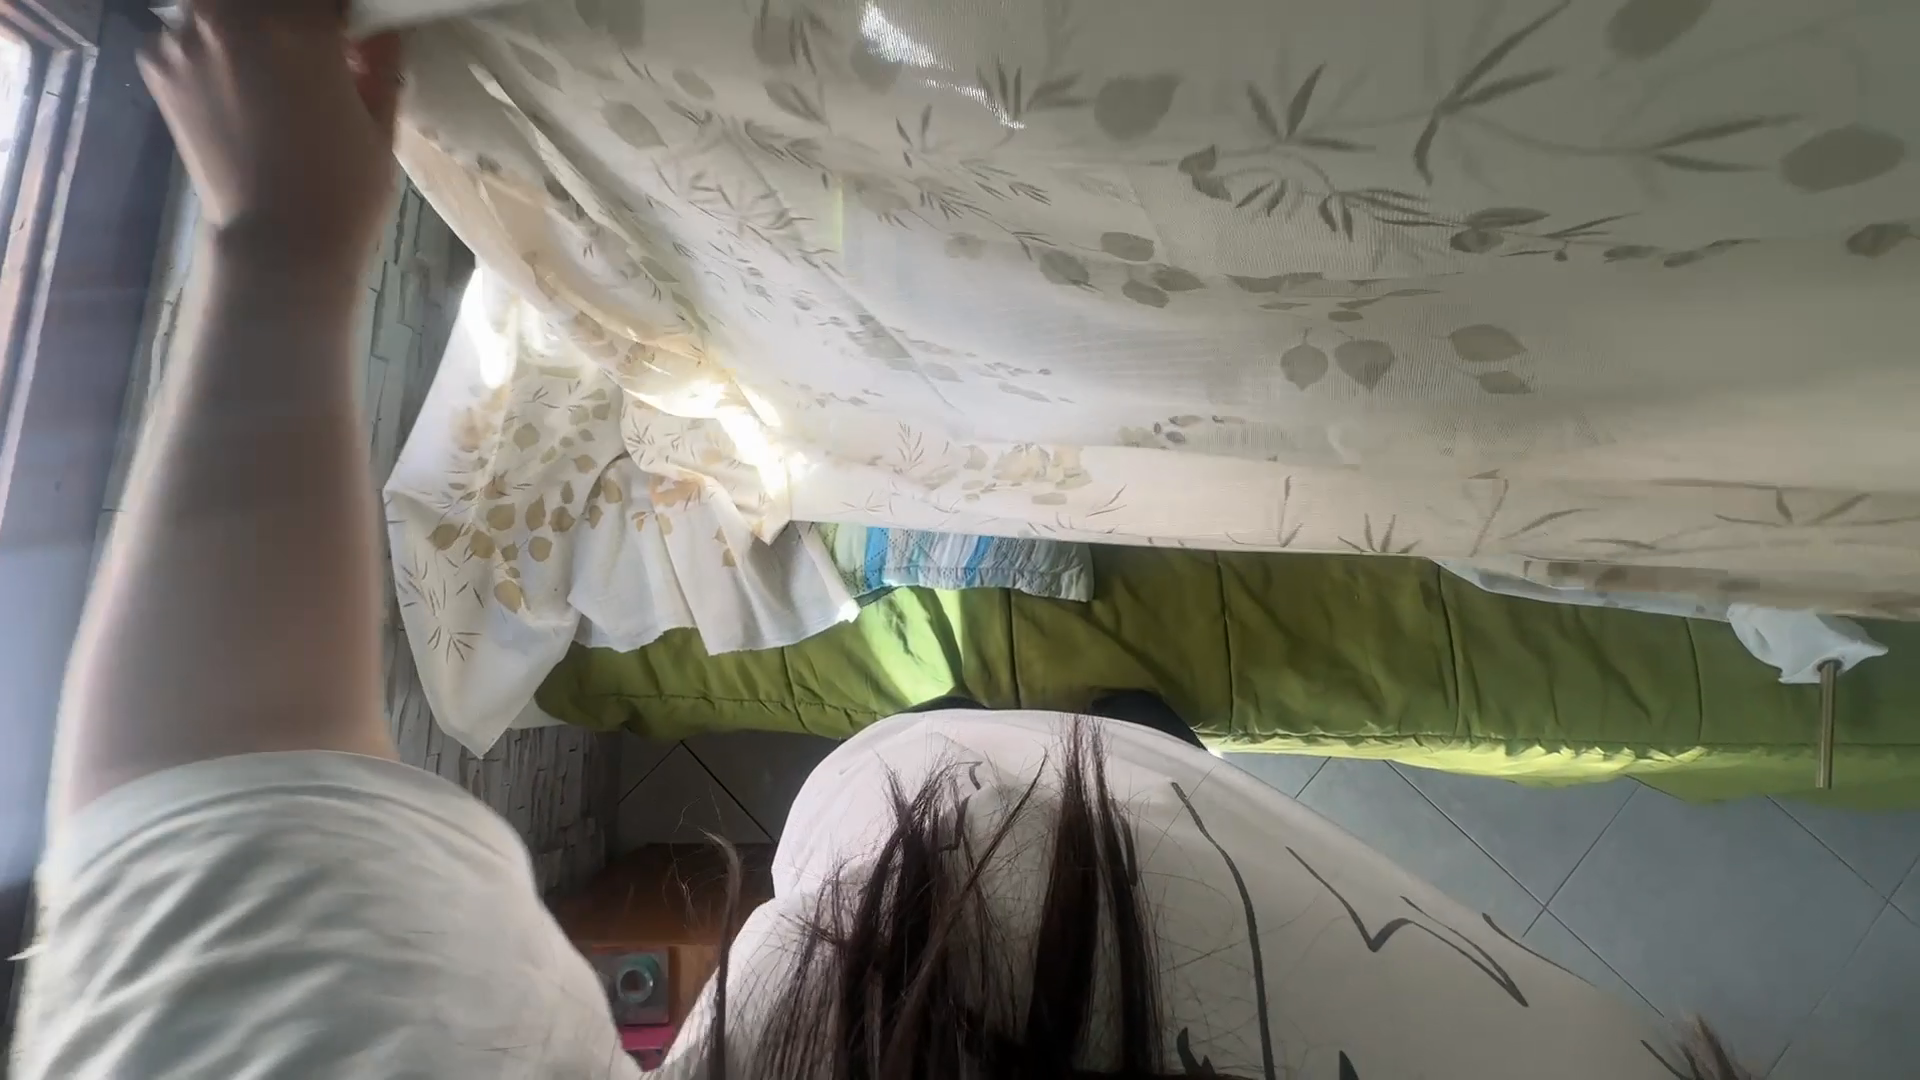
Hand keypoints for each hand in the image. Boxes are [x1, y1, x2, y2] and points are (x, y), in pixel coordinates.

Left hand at [138, 0, 402, 281]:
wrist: (280, 240)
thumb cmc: (347, 192)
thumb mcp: (381, 131)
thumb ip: (378, 67)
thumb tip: (381, 31)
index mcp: (296, 29)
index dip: (342, 14)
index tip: (354, 33)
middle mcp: (228, 15)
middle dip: (294, 18)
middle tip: (317, 55)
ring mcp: (182, 34)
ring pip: (224, 8)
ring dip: (252, 27)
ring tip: (279, 75)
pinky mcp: (158, 60)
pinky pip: (193, 33)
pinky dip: (219, 49)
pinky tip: (247, 94)